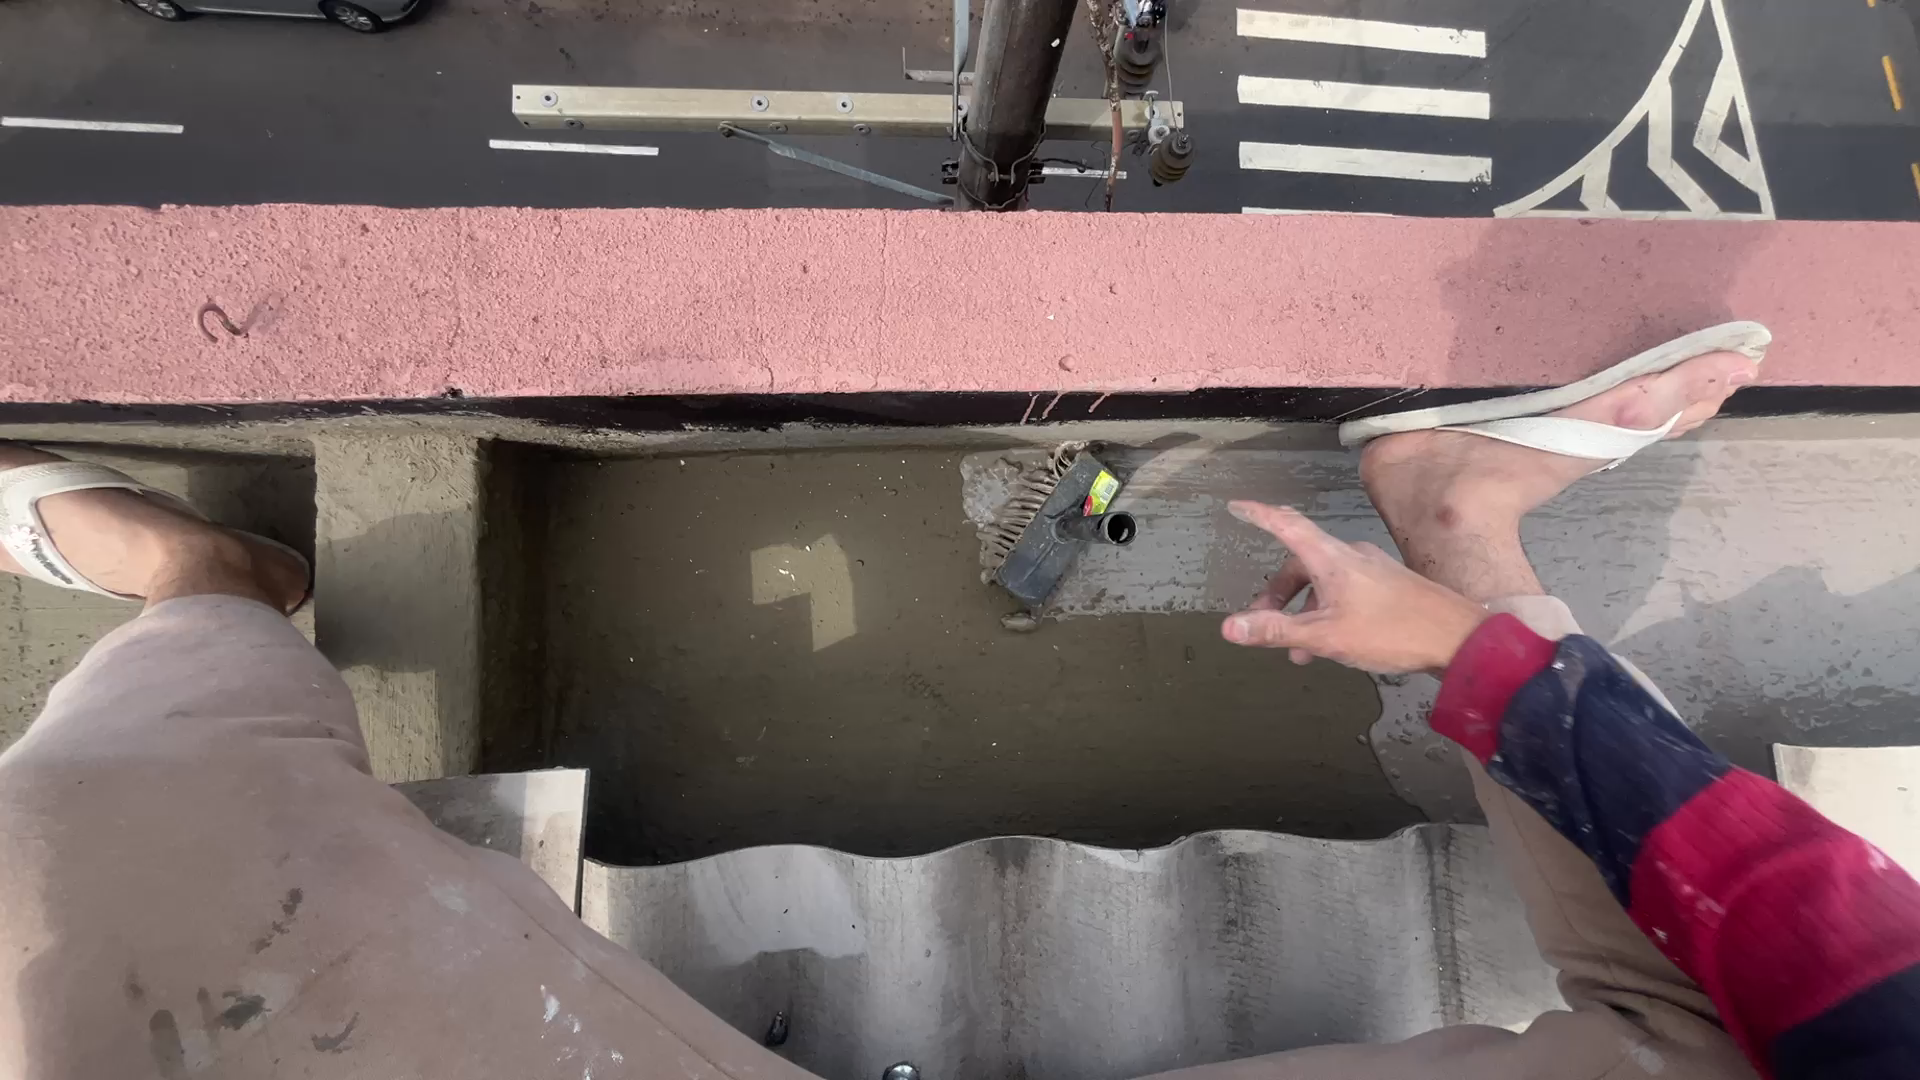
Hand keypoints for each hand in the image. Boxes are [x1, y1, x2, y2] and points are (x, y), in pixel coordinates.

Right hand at [1220, 501, 1488, 673]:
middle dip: (1276, 594)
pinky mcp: (1389, 588)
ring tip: (1295, 647)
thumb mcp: (1325, 635)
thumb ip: (1276, 631)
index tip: (1236, 506)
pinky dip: (1325, 613)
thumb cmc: (1390, 631)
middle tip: (1261, 622)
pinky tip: (1327, 646)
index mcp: (1331, 558)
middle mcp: (1349, 556)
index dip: (1258, 515)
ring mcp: (1372, 571)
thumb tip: (1228, 627)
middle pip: (1299, 564)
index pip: (1286, 526)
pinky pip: (1342, 593)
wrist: (1464, 641)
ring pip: (1321, 583)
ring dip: (1301, 611)